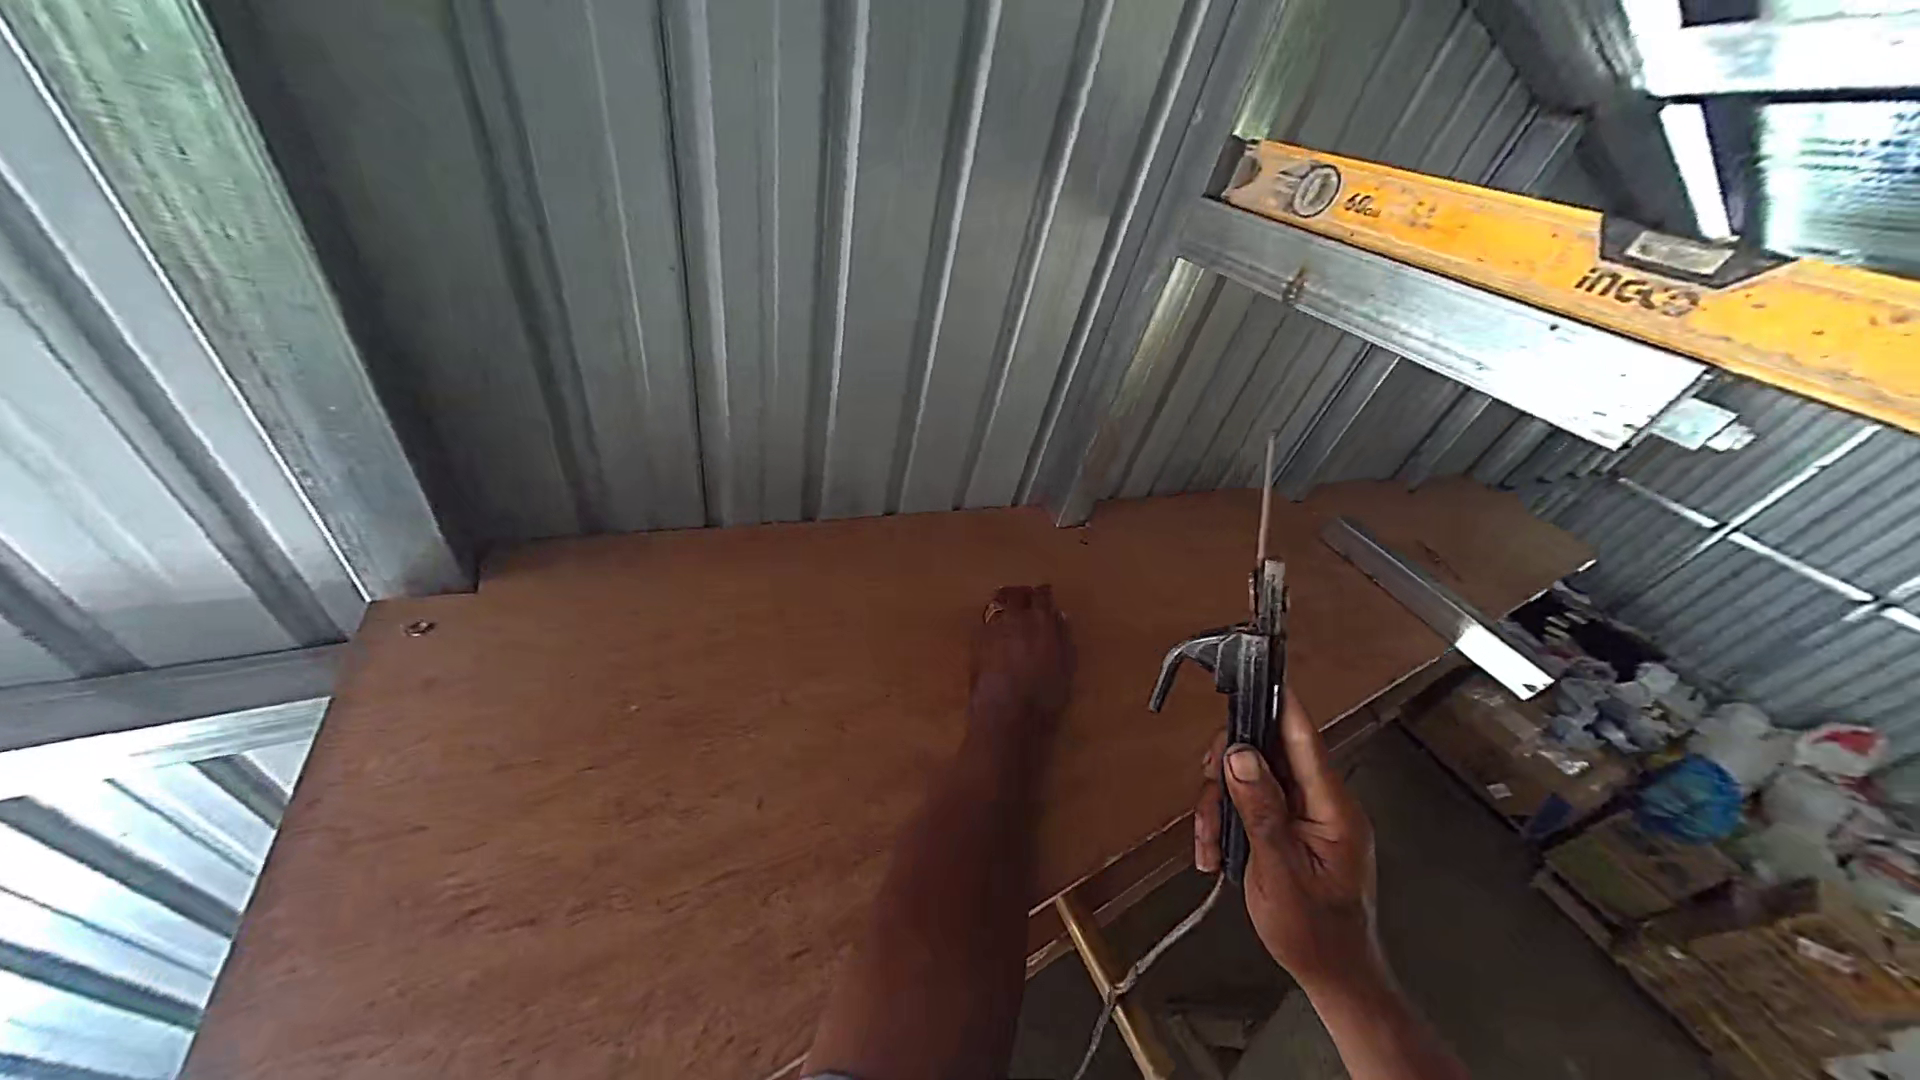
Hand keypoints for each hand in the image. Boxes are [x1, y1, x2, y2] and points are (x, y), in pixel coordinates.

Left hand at [969, 585, 1073, 727]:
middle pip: (1016, 595)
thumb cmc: (1044, 695)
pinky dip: (991, 620)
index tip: (1046, 594)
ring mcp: (992, 628)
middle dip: (1022, 593)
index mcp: (1041, 621)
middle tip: (1026, 597)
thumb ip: (1063, 637)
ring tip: (1007, 607)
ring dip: (1004, 602)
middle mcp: (1015, 618)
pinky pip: (984, 621)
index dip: (1044, 594)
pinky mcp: (975, 641)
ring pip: (997, 604)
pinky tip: (993, 628)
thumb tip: (1059, 616)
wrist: (1005, 712)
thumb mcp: (1065, 667)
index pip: (1042, 596)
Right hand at [1194, 688, 1380, 993]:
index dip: (1281, 702)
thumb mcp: (1279, 872)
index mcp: (1332, 807)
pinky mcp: (1286, 823)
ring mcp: (1303, 812)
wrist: (1333, 976)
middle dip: (1226, 771)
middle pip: (1264, 753)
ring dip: (1220, 805)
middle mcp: (1319, 801)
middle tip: (1209, 800)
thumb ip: (1260, 809)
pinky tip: (1218, 851)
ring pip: (1247, 777)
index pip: (1304, 738)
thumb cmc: (1317, 934)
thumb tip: (1240, 755)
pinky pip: (1248, 800)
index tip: (1260, 673)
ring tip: (1212, 844)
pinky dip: (1225, 820)